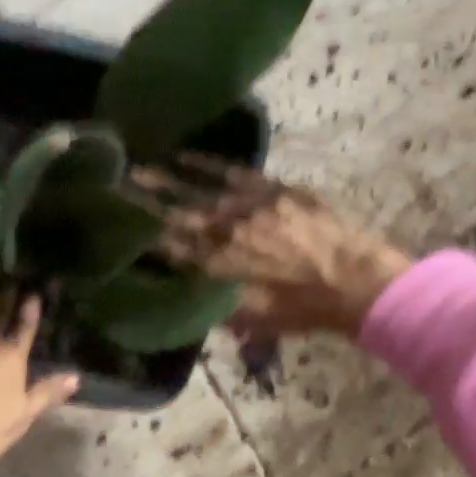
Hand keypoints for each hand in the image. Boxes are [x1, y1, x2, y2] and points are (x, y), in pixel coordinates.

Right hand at [137, 155, 411, 338]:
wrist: (358, 282)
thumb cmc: (304, 310)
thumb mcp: (252, 319)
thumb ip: (216, 306)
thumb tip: (189, 295)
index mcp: (217, 266)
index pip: (170, 247)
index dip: (143, 235)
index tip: (118, 223)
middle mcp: (226, 232)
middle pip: (177, 214)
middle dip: (144, 201)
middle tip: (116, 186)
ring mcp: (250, 207)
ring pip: (199, 190)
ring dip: (166, 180)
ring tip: (140, 169)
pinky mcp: (274, 190)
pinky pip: (233, 172)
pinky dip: (207, 164)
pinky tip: (185, 156)